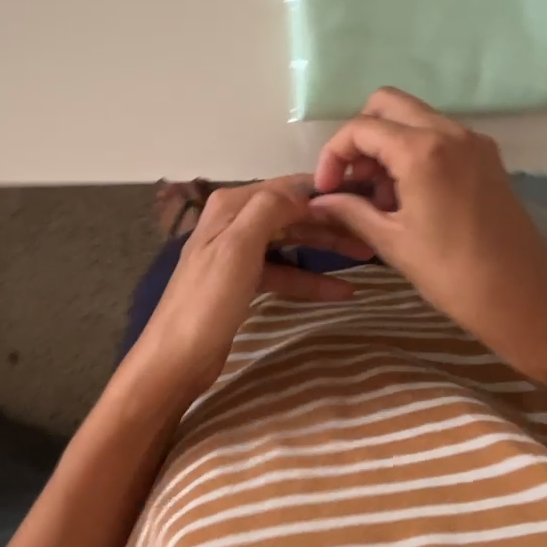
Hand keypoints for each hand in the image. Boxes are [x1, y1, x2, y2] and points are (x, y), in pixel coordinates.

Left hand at [122, 176, 365, 402]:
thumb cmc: (209, 300)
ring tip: (365, 254)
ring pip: (290, 241)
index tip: (364, 196)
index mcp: (231, 206)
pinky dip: (309, 279)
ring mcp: (238, 253)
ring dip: (324, 247)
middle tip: (370, 228)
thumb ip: (269, 209)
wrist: (176, 359)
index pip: (286, 187)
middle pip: (290, 213)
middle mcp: (234, 222)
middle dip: (329, 220)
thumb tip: (303, 188)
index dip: (323, 191)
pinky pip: (284, 271)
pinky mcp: (243, 282)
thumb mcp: (238, 246)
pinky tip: (341, 291)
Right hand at [309, 88, 546, 383]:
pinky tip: (412, 195)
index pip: (361, 128)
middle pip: (388, 104)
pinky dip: (416, 150)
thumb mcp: (392, 242)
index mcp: (422, 150)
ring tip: (383, 197)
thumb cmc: (452, 273)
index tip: (328, 189)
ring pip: (415, 117)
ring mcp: (473, 141)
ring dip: (388, 143)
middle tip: (354, 180)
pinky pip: (440, 135)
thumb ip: (351, 210)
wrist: (523, 298)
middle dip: (361, 137)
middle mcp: (449, 131)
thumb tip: (319, 201)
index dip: (334, 154)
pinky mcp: (488, 156)